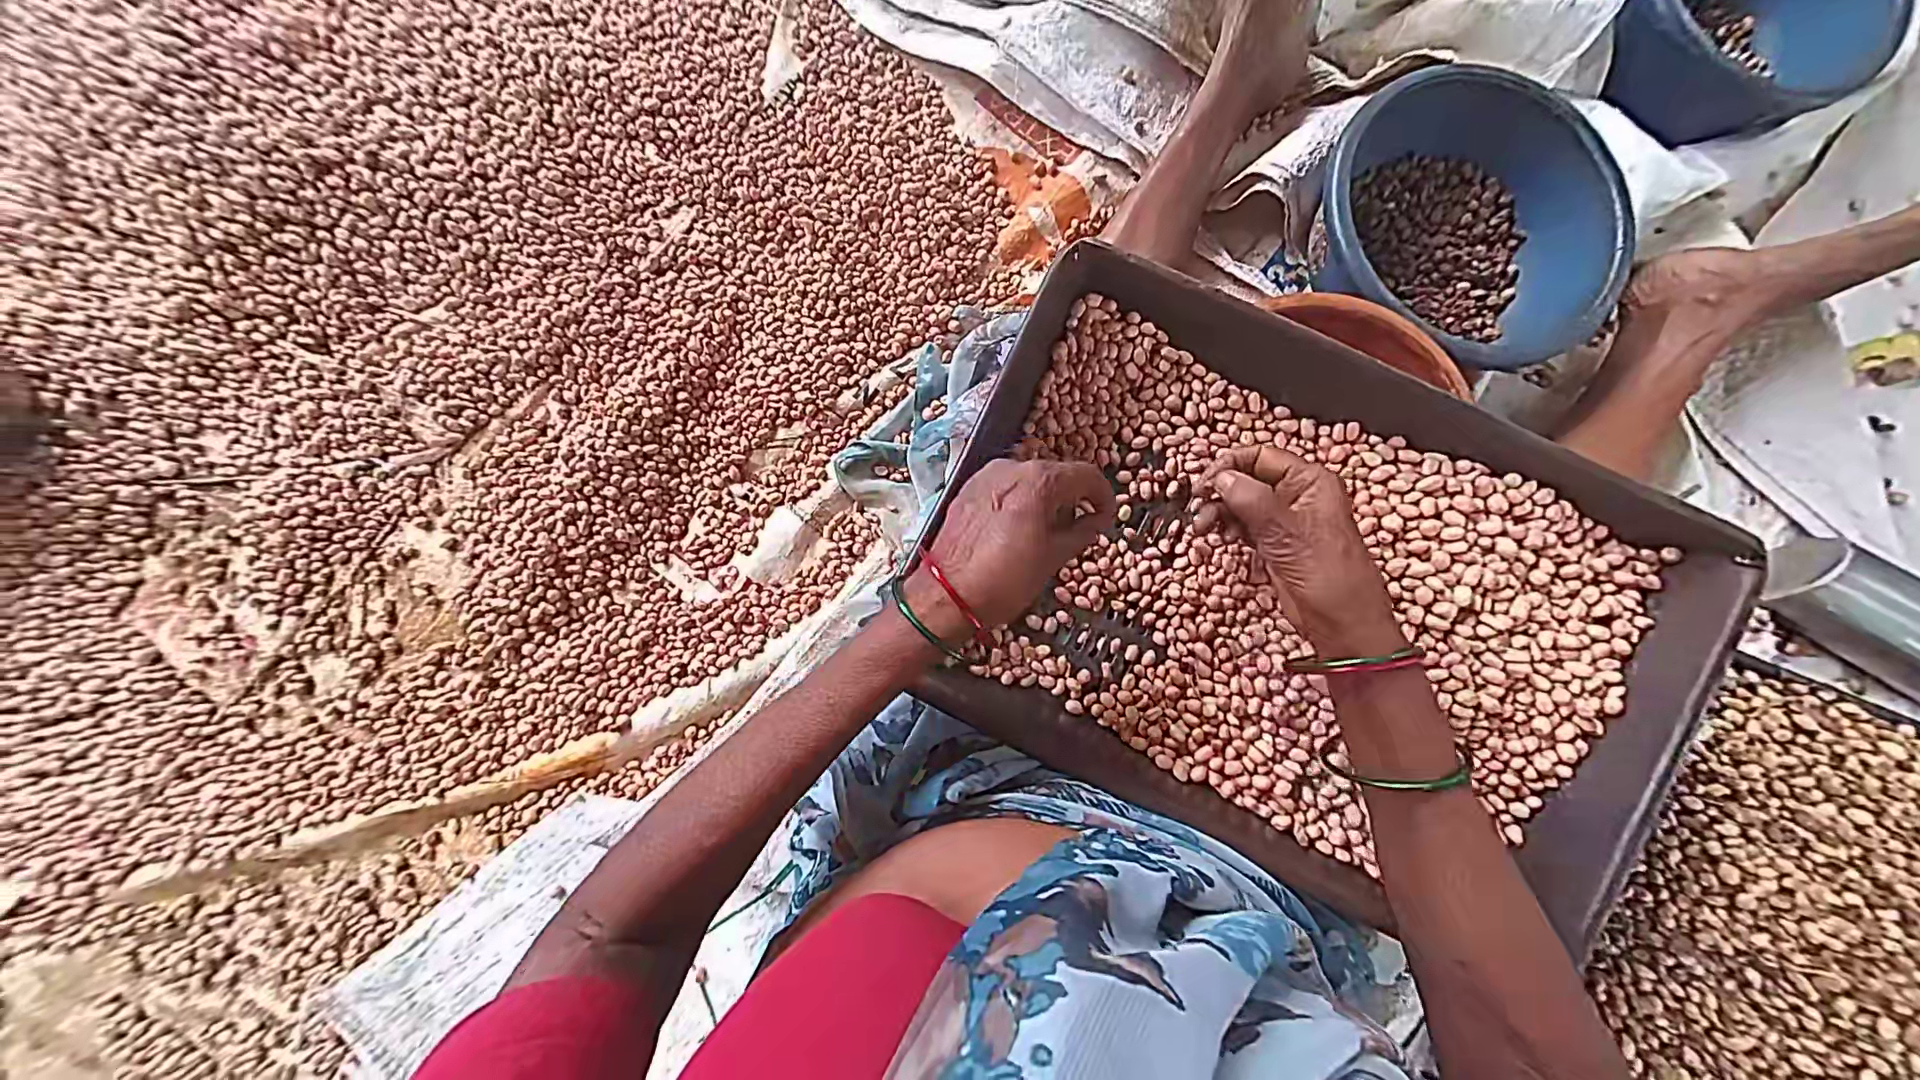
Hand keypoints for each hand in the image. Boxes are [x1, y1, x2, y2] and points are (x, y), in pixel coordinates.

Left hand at [904, 458, 1115, 640]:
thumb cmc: (1002, 580)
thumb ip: (1082, 532)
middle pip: (1056, 475)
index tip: (1104, 517)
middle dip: (1072, 501)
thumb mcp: (1053, 558)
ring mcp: (985, 477)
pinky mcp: (967, 490)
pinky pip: (1005, 489)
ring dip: (1045, 501)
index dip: (1103, 497)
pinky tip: (1019, 531)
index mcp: (1037, 480)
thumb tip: (1095, 521)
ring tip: (1047, 535)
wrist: (946, 595)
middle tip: (1078, 530)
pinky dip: (1019, 503)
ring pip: (1029, 481)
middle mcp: (1010, 468)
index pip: (1085, 476)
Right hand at [1195, 445, 1404, 656]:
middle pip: (1246, 478)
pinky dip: (1225, 529)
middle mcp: (1296, 497)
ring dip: (1217, 512)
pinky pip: (1241, 526)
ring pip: (1239, 502)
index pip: (1261, 456)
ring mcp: (1283, 521)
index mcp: (1310, 483)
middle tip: (1200, 508)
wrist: (1343, 626)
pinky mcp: (1273, 544)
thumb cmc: (1332, 580)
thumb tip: (1222, 477)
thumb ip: (1253, 500)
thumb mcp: (1289, 534)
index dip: (1229, 466)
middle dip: (1219, 491)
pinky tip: (1218, 538)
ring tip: (1204, 527)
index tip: (1206, 484)